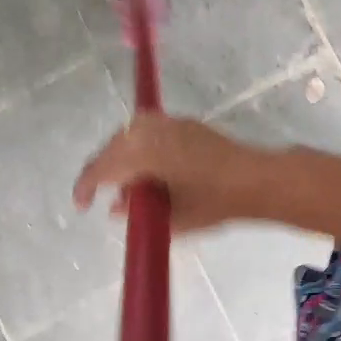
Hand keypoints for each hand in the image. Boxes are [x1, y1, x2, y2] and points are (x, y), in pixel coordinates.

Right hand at [72, 114, 273, 233]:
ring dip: (122, 155)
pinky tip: (146, 172)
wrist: (258, 179)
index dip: (87, 184)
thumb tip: (117, 207)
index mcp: (147, 152)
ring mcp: (172, 123)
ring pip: (132, 134)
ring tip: (123, 185)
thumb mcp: (173, 217)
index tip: (81, 204)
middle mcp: (155, 130)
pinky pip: (150, 131)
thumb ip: (140, 211)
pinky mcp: (186, 124)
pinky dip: (140, 148)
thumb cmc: (217, 202)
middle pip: (115, 144)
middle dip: (104, 168)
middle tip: (99, 194)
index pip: (105, 165)